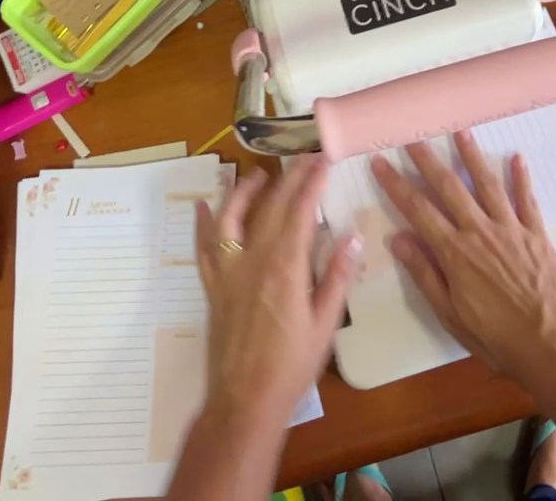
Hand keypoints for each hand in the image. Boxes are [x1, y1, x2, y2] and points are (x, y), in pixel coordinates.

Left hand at [194, 157, 360, 421]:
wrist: (245, 400)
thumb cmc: (291, 365)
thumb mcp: (325, 324)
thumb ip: (337, 277)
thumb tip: (354, 235)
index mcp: (285, 266)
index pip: (301, 211)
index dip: (313, 182)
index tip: (324, 158)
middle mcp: (254, 259)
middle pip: (271, 207)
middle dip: (289, 178)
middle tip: (303, 155)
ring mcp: (228, 271)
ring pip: (231, 218)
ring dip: (244, 191)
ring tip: (258, 173)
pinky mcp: (213, 286)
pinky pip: (204, 248)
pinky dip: (201, 224)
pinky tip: (202, 206)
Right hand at [370, 132, 555, 381]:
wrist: (551, 347)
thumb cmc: (495, 338)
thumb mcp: (449, 314)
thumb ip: (424, 274)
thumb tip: (397, 238)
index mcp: (454, 252)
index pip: (417, 209)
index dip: (396, 184)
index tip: (380, 162)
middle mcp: (479, 231)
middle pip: (449, 186)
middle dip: (428, 159)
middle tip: (412, 135)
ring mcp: (510, 228)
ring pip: (487, 183)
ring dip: (472, 156)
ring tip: (460, 131)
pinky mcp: (537, 234)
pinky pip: (527, 200)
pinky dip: (521, 178)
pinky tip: (516, 157)